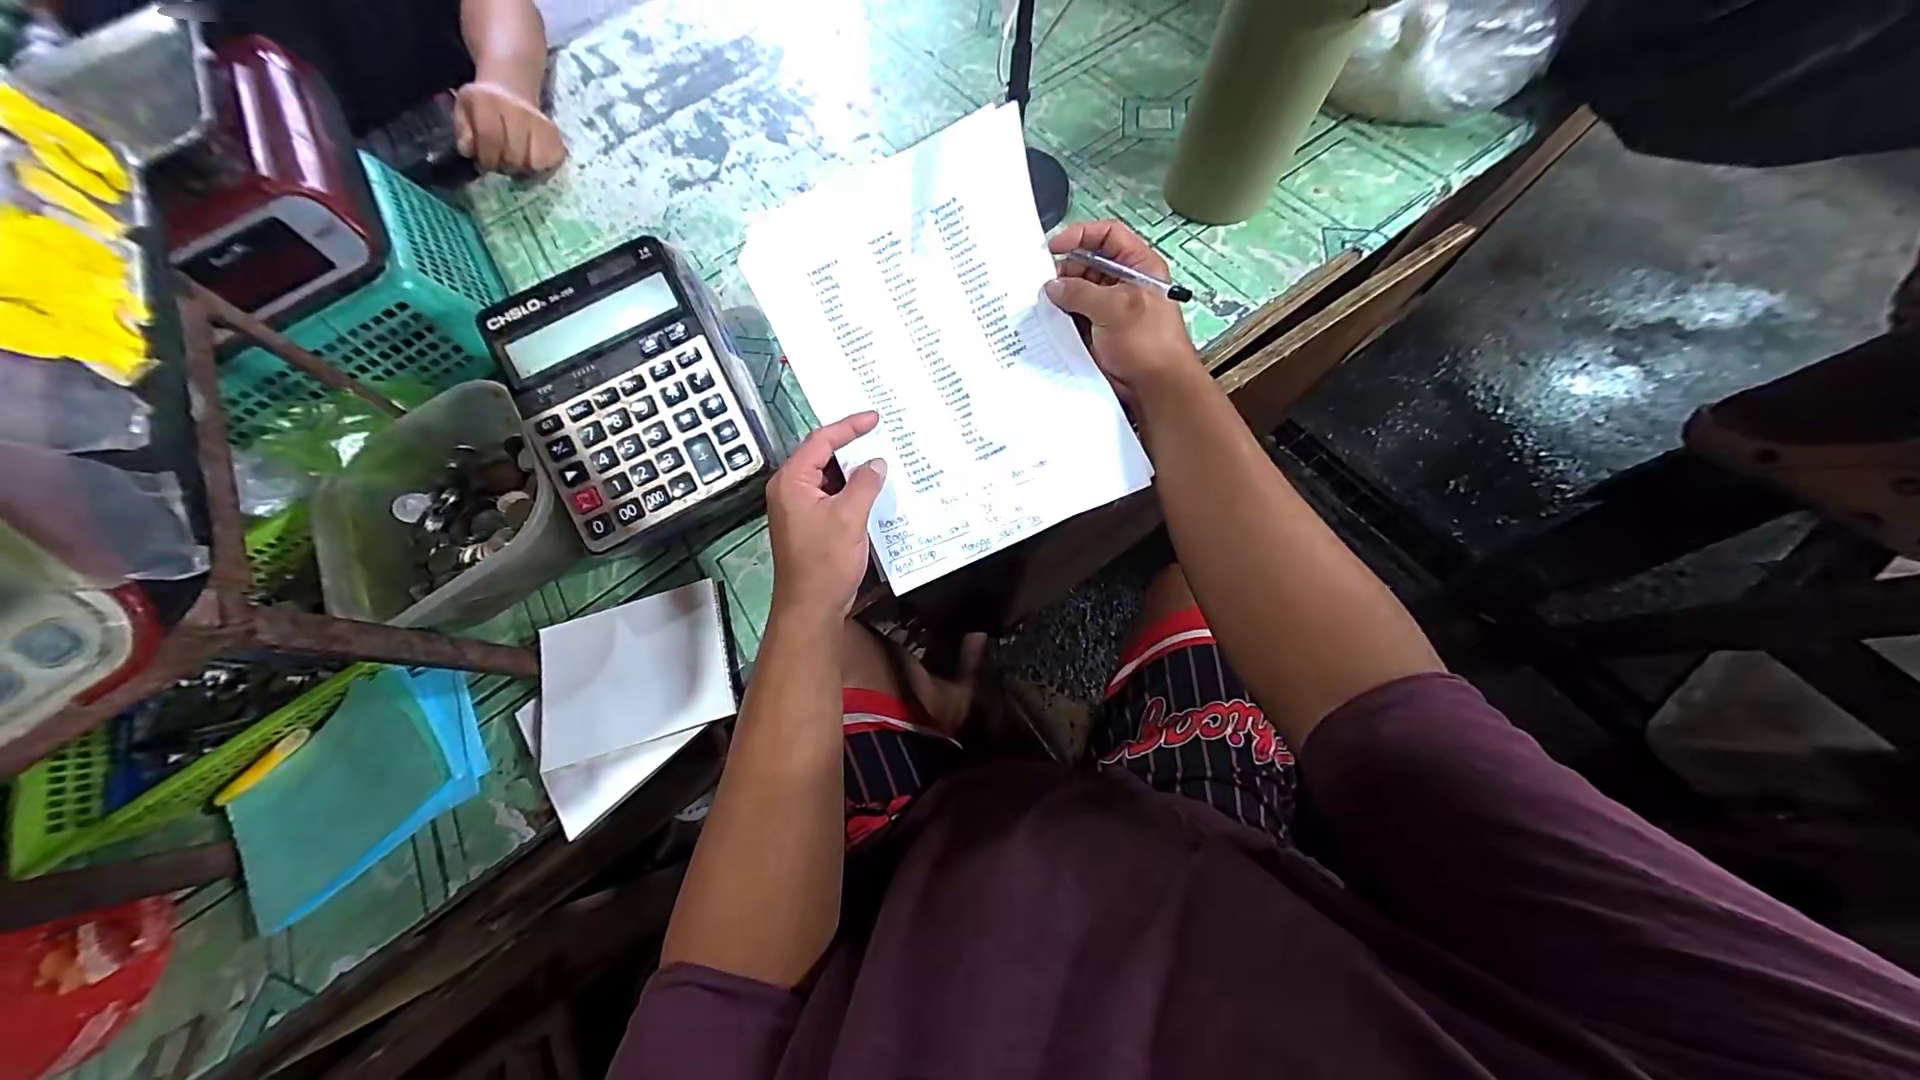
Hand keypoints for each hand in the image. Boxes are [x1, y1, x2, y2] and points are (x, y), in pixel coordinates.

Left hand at [453, 82, 566, 173]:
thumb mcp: (463, 111)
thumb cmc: (483, 107)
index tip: (484, 164)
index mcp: (489, 101)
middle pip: (514, 155)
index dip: (486, 158)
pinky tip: (531, 162)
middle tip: (500, 163)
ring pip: (534, 165)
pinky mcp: (556, 137)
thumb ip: (463, 132)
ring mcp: (541, 125)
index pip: (490, 138)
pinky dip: (540, 170)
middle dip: (505, 166)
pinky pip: (550, 165)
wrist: (510, 91)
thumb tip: (469, 151)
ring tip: (516, 163)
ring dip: (523, 169)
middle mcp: (519, 111)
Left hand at [767, 412, 888, 620]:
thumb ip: (864, 483)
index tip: (874, 417)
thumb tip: (876, 463)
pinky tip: (872, 490)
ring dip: (853, 470)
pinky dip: (851, 490)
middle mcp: (790, 490)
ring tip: (882, 459)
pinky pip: (831, 496)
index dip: (849, 426)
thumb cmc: (825, 561)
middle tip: (881, 435)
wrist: (810, 608)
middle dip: (851, 446)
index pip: (820, 441)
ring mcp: (798, 508)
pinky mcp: (809, 524)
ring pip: (828, 477)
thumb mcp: (850, 517)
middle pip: (821, 456)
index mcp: (791, 481)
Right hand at [1045, 220, 1201, 401]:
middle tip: (1045, 283)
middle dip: (1065, 270)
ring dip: (1060, 296)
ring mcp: (1109, 309)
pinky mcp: (1097, 331)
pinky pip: (1074, 317)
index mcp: (1138, 267)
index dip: (1081, 235)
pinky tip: (1045, 319)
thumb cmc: (1146, 342)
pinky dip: (1060, 317)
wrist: (1154, 386)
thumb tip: (1052, 286)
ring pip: (1077, 291)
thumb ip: (1080, 292)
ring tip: (1042, 302)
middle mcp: (1123, 283)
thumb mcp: (1115, 308)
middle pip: (1087, 263)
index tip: (1054, 246)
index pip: (1108, 235)